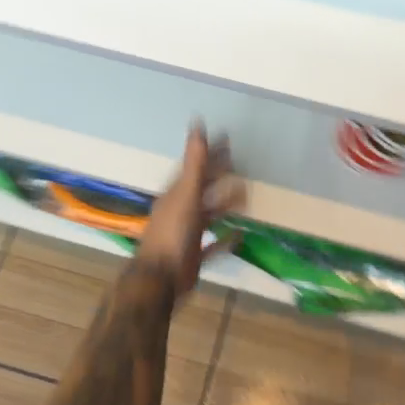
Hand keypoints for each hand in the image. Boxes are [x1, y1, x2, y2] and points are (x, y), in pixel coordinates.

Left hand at [137, 122, 244, 293]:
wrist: (158, 280)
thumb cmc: (172, 234)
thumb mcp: (185, 194)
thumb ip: (195, 163)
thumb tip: (198, 125)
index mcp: (177, 194)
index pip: (196, 167)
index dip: (210, 152)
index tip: (227, 138)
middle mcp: (181, 211)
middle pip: (203, 188)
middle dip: (220, 176)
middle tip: (239, 164)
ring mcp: (187, 234)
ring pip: (209, 214)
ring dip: (225, 205)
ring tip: (245, 197)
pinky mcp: (194, 257)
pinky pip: (213, 245)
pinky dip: (225, 240)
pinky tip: (240, 236)